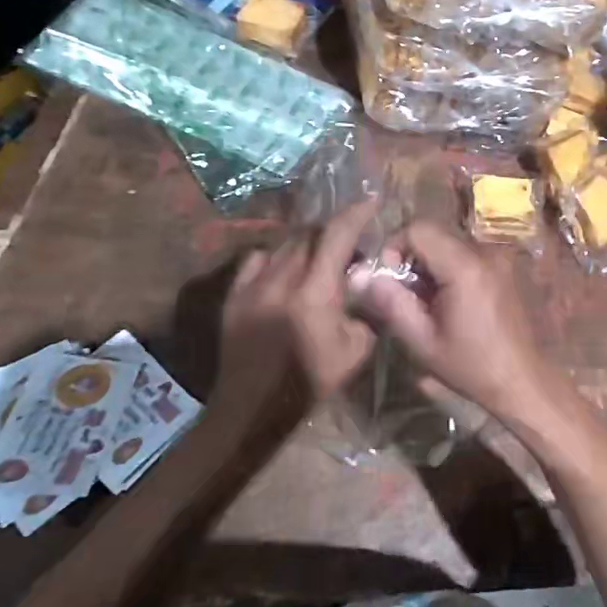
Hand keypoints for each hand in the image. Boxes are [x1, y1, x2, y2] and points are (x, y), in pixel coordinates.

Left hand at [219, 200, 379, 406]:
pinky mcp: (235, 293)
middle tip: (349, 242)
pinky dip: (276, 256)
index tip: (371, 201)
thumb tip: (366, 284)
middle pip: (310, 234)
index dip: (356, 213)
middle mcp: (282, 278)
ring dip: (307, 242)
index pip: (337, 235)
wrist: (253, 406)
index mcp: (315, 292)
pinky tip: (284, 270)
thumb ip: (365, 310)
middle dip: (333, 230)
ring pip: (284, 244)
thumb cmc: (310, 381)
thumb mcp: (355, 351)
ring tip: (319, 256)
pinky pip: (257, 259)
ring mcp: (254, 283)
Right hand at [353, 221, 559, 423]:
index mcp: (465, 266)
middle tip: (407, 292)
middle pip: (435, 231)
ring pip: (450, 241)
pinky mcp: (506, 266)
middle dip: (412, 255)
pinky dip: (451, 266)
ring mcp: (500, 257)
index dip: (395, 246)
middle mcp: (485, 251)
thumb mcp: (422, 341)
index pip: (418, 228)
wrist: (523, 380)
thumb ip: (391, 303)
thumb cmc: (471, 366)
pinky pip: (468, 252)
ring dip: (431, 261)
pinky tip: (451, 300)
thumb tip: (362, 274)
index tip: (391, 278)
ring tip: (428, 300)